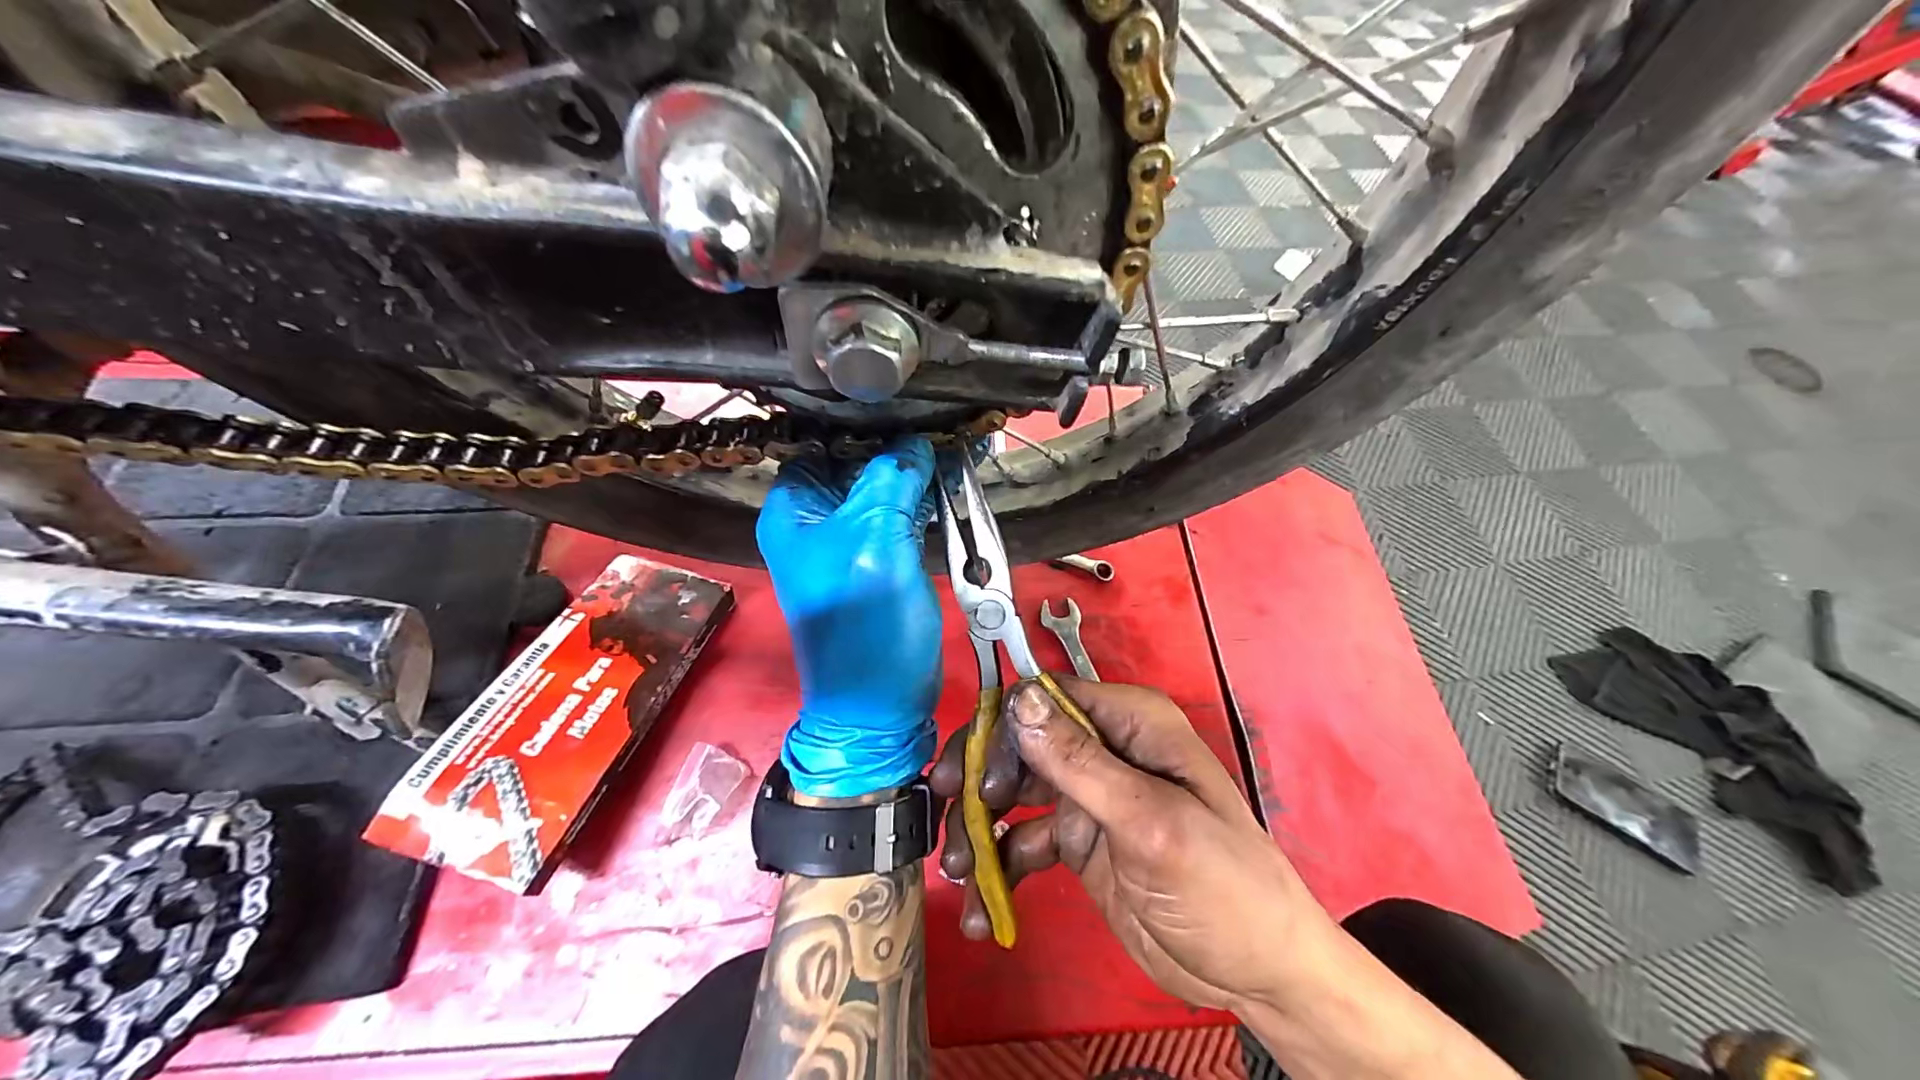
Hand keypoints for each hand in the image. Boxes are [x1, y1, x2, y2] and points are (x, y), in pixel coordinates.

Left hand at [757, 437, 941, 797]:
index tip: (909, 403)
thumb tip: (916, 439)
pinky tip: (950, 481)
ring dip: (915, 471)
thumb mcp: (875, 543)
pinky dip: (923, 500)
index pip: (824, 443)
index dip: (864, 423)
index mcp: (793, 512)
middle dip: (897, 445)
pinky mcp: (881, 559)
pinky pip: (900, 516)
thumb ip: (892, 481)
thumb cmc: (865, 626)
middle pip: (856, 463)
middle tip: (941, 420)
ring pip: (883, 489)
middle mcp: (815, 520)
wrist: (879, 704)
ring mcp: (850, 540)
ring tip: (953, 444)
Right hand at [930, 677, 1334, 1011]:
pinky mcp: (1077, 842)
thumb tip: (1020, 702)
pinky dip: (1000, 870)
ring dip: (981, 831)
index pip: (1049, 699)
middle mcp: (1106, 749)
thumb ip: (1080, 763)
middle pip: (1021, 744)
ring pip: (1013, 794)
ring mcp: (1089, 797)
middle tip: (955, 816)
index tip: (975, 776)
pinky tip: (983, 908)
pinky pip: (1024, 843)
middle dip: (983, 780)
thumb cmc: (1223, 885)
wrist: (1260, 974)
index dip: (1004, 729)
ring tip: (961, 874)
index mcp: (1133, 724)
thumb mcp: (1150, 822)